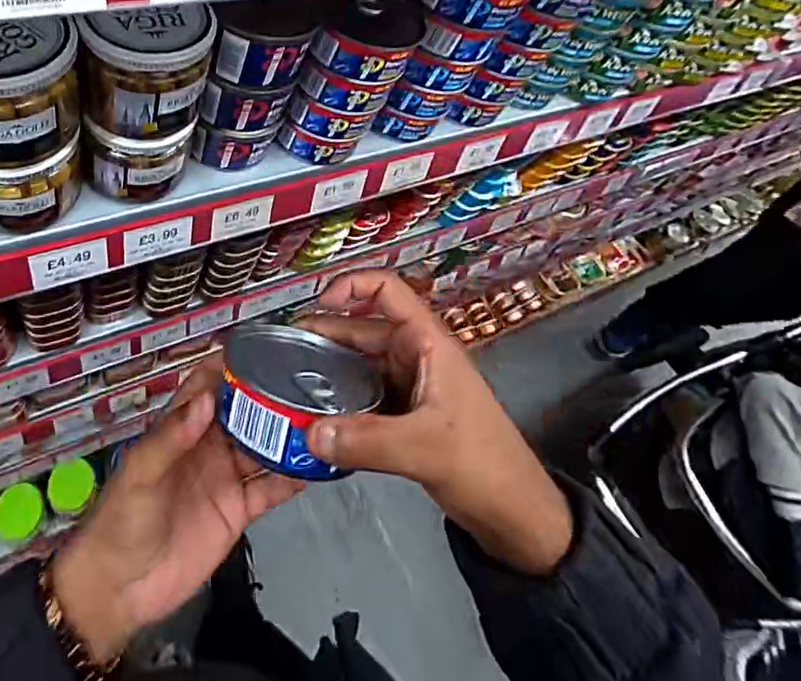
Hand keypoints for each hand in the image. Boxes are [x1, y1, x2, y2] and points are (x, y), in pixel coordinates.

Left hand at [49, 362, 302, 661]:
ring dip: (284, 434)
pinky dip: (291, 477)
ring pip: (261, 447)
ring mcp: (224, 477)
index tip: (257, 350)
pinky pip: (269, 488)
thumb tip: (204, 401)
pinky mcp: (238, 510)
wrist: (122, 587)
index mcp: (179, 430)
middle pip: (242, 414)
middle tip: (300, 382)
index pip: (205, 388)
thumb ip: (170, 437)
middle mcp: (205, 447)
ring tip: (316, 417)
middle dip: (267, 397)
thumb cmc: (120, 520)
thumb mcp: (139, 473)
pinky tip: (313, 466)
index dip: (227, 368)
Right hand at [296, 269, 573, 574]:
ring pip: (359, 361)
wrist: (516, 514)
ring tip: (288, 375)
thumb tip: (309, 433)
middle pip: (362, 326)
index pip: (387, 290)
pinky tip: (314, 409)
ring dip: (328, 365)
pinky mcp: (403, 411)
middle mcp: (415, 355)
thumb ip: (366, 440)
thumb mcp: (425, 448)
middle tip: (283, 346)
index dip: (351, 284)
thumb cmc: (483, 464)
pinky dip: (338, 395)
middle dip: (324, 331)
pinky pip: (362, 392)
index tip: (318, 303)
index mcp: (428, 343)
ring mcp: (409, 383)